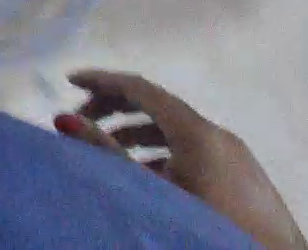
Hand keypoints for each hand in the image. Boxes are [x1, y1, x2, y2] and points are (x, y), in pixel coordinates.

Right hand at [56, 70, 307, 249]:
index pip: (139, 87)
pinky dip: (159, 149)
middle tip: (81, 120)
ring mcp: (236, 156)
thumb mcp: (152, 190)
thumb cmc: (209, 227)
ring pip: (173, 128)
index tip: (68, 82)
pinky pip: (191, 148)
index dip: (101, 80)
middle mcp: (217, 134)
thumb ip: (107, 152)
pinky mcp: (244, 178)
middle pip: (155, 104)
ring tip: (108, 149)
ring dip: (134, 130)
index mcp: (196, 131)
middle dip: (113, 106)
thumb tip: (63, 118)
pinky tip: (147, 174)